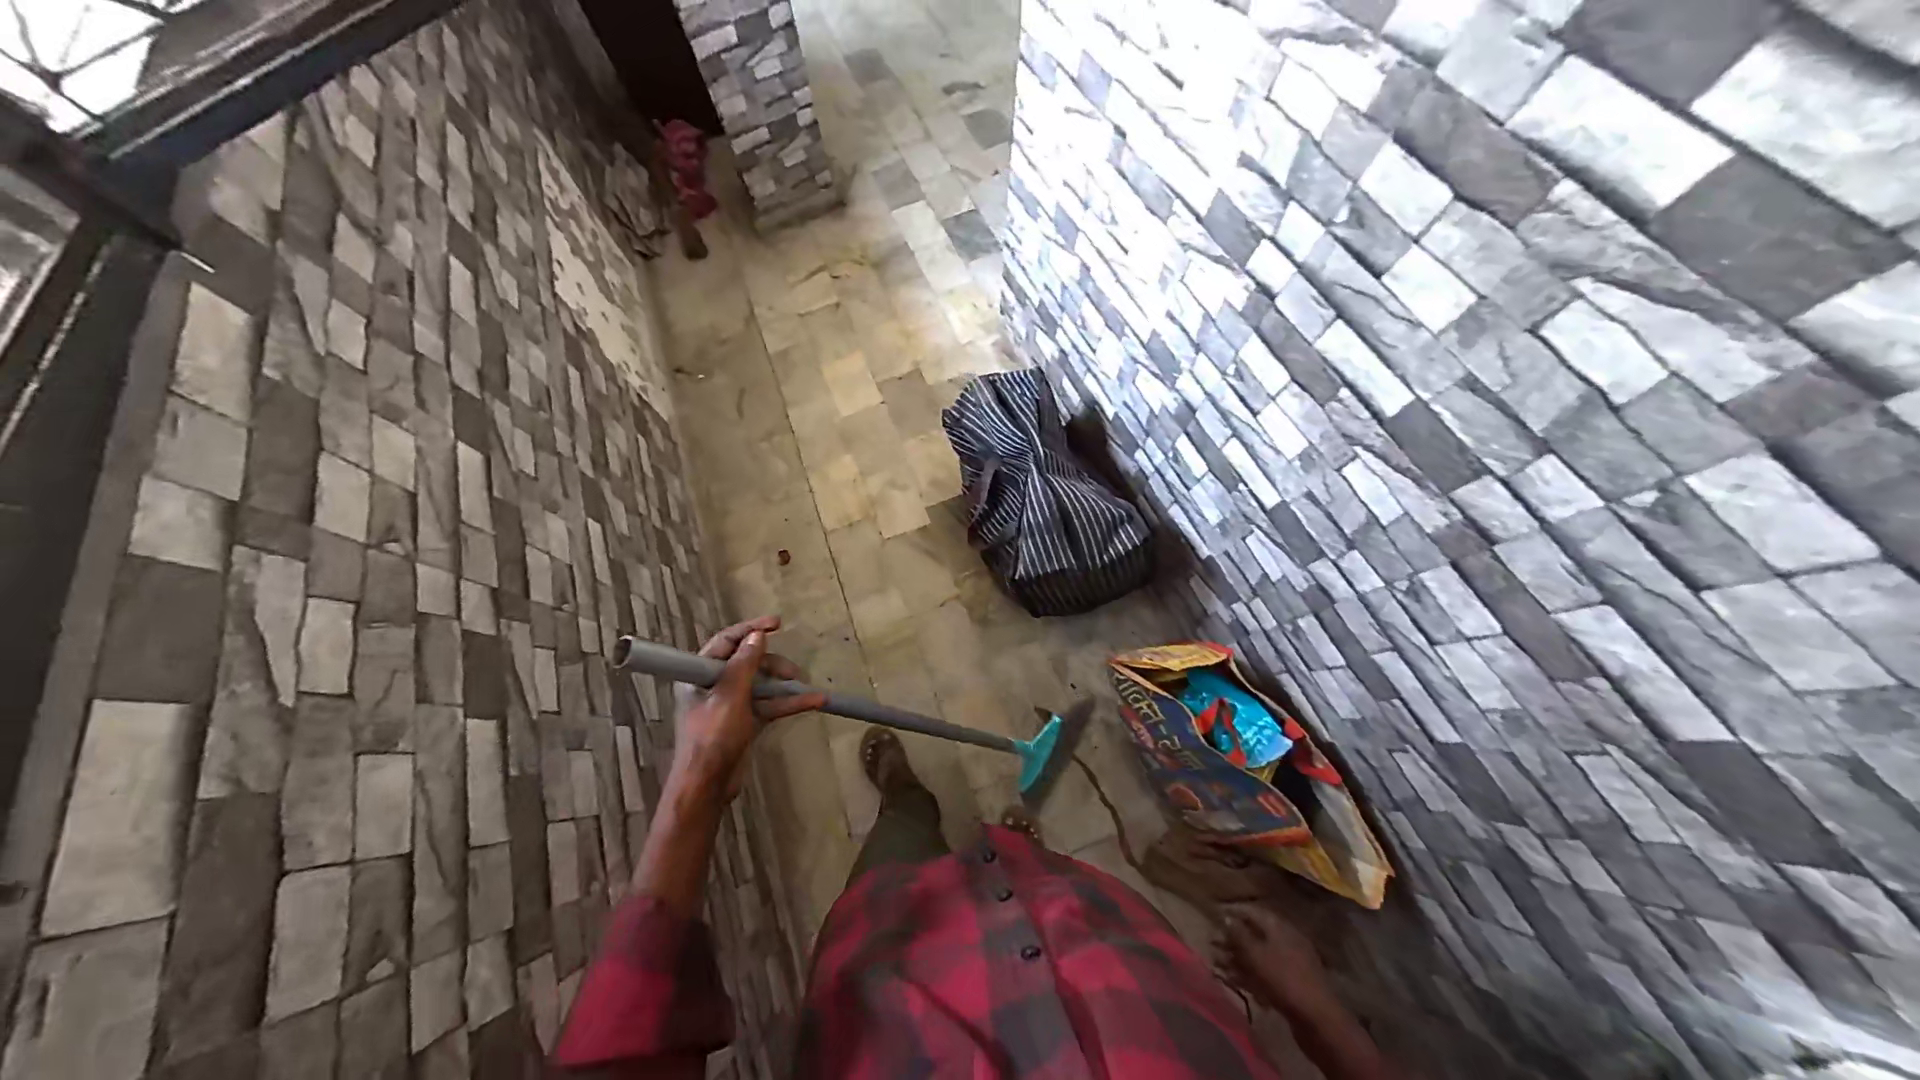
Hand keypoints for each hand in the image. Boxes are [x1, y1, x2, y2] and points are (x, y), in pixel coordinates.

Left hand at [670, 616, 825, 800]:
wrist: (708, 786)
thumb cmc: (712, 736)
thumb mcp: (730, 695)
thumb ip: (744, 663)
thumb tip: (757, 636)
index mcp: (699, 675)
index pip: (726, 642)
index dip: (750, 629)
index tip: (777, 624)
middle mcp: (713, 686)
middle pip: (747, 663)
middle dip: (773, 663)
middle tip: (792, 670)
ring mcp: (730, 705)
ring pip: (761, 685)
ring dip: (784, 684)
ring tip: (805, 684)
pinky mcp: (744, 723)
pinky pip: (769, 705)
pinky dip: (788, 704)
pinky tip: (814, 701)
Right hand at [1214, 901, 1334, 1017]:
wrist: (1319, 1020)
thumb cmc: (1283, 979)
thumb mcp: (1255, 954)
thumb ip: (1238, 934)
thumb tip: (1226, 917)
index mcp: (1279, 926)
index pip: (1251, 910)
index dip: (1231, 911)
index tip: (1212, 915)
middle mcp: (1286, 939)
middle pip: (1255, 933)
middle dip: (1232, 939)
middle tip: (1213, 944)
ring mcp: (1291, 962)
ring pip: (1259, 954)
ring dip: (1238, 958)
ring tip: (1219, 965)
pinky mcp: (1293, 983)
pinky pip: (1267, 972)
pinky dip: (1251, 974)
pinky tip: (1237, 981)